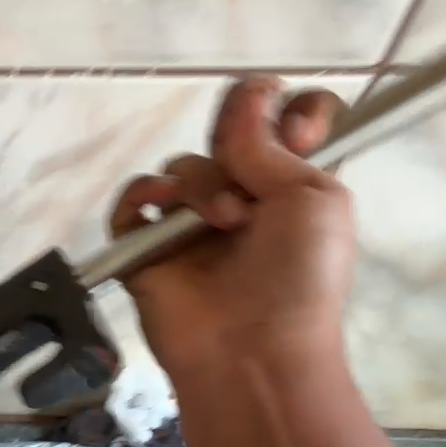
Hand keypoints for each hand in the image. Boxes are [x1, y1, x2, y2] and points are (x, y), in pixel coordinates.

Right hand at [108, 76, 356, 382]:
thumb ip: (271, 146)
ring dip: (201, 184)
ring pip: (181, 167)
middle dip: (237, 142)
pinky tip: (162, 207)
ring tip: (220, 222)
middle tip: (249, 172)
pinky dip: (143, 194)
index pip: (289, 122)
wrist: (251, 348)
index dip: (294, 112)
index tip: (301, 135)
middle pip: (226, 136)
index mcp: (289, 185)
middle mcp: (238, 197)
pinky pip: (132, 201)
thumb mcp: (313, 198)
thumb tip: (245, 99)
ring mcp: (187, 224)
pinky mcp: (144, 248)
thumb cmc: (300, 277)